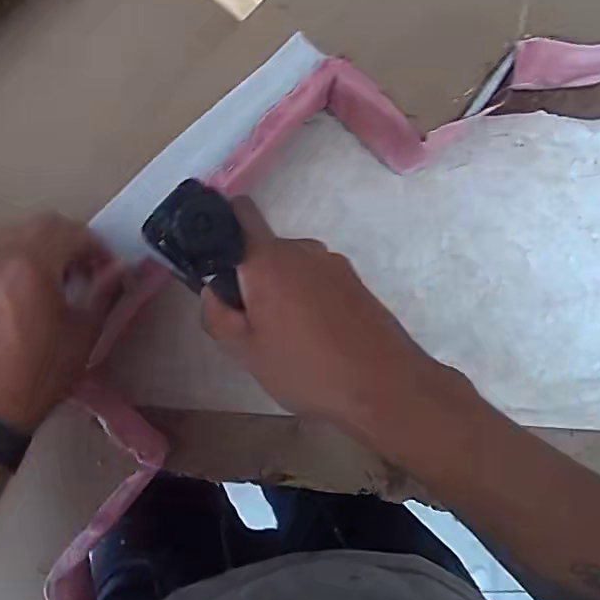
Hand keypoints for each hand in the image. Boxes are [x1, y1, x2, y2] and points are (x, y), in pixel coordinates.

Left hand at [0, 214, 123, 430]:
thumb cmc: (40, 372)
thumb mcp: (85, 331)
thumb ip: (104, 292)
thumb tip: (120, 270)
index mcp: (31, 266)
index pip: (72, 233)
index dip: (98, 247)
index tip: (109, 267)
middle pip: (41, 225)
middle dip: (71, 239)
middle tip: (89, 267)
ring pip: (15, 237)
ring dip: (44, 247)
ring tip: (61, 278)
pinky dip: (20, 262)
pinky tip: (33, 292)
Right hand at [199, 198, 460, 436]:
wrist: (385, 386)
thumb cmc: (307, 371)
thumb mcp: (246, 353)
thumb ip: (217, 315)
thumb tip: (214, 291)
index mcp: (269, 260)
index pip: (239, 213)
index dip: (220, 226)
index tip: (215, 263)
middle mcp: (304, 250)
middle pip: (265, 251)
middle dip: (253, 279)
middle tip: (254, 326)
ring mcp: (336, 265)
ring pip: (294, 269)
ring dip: (284, 292)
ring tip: (291, 341)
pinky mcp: (358, 283)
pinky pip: (319, 282)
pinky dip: (311, 301)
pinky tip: (319, 340)